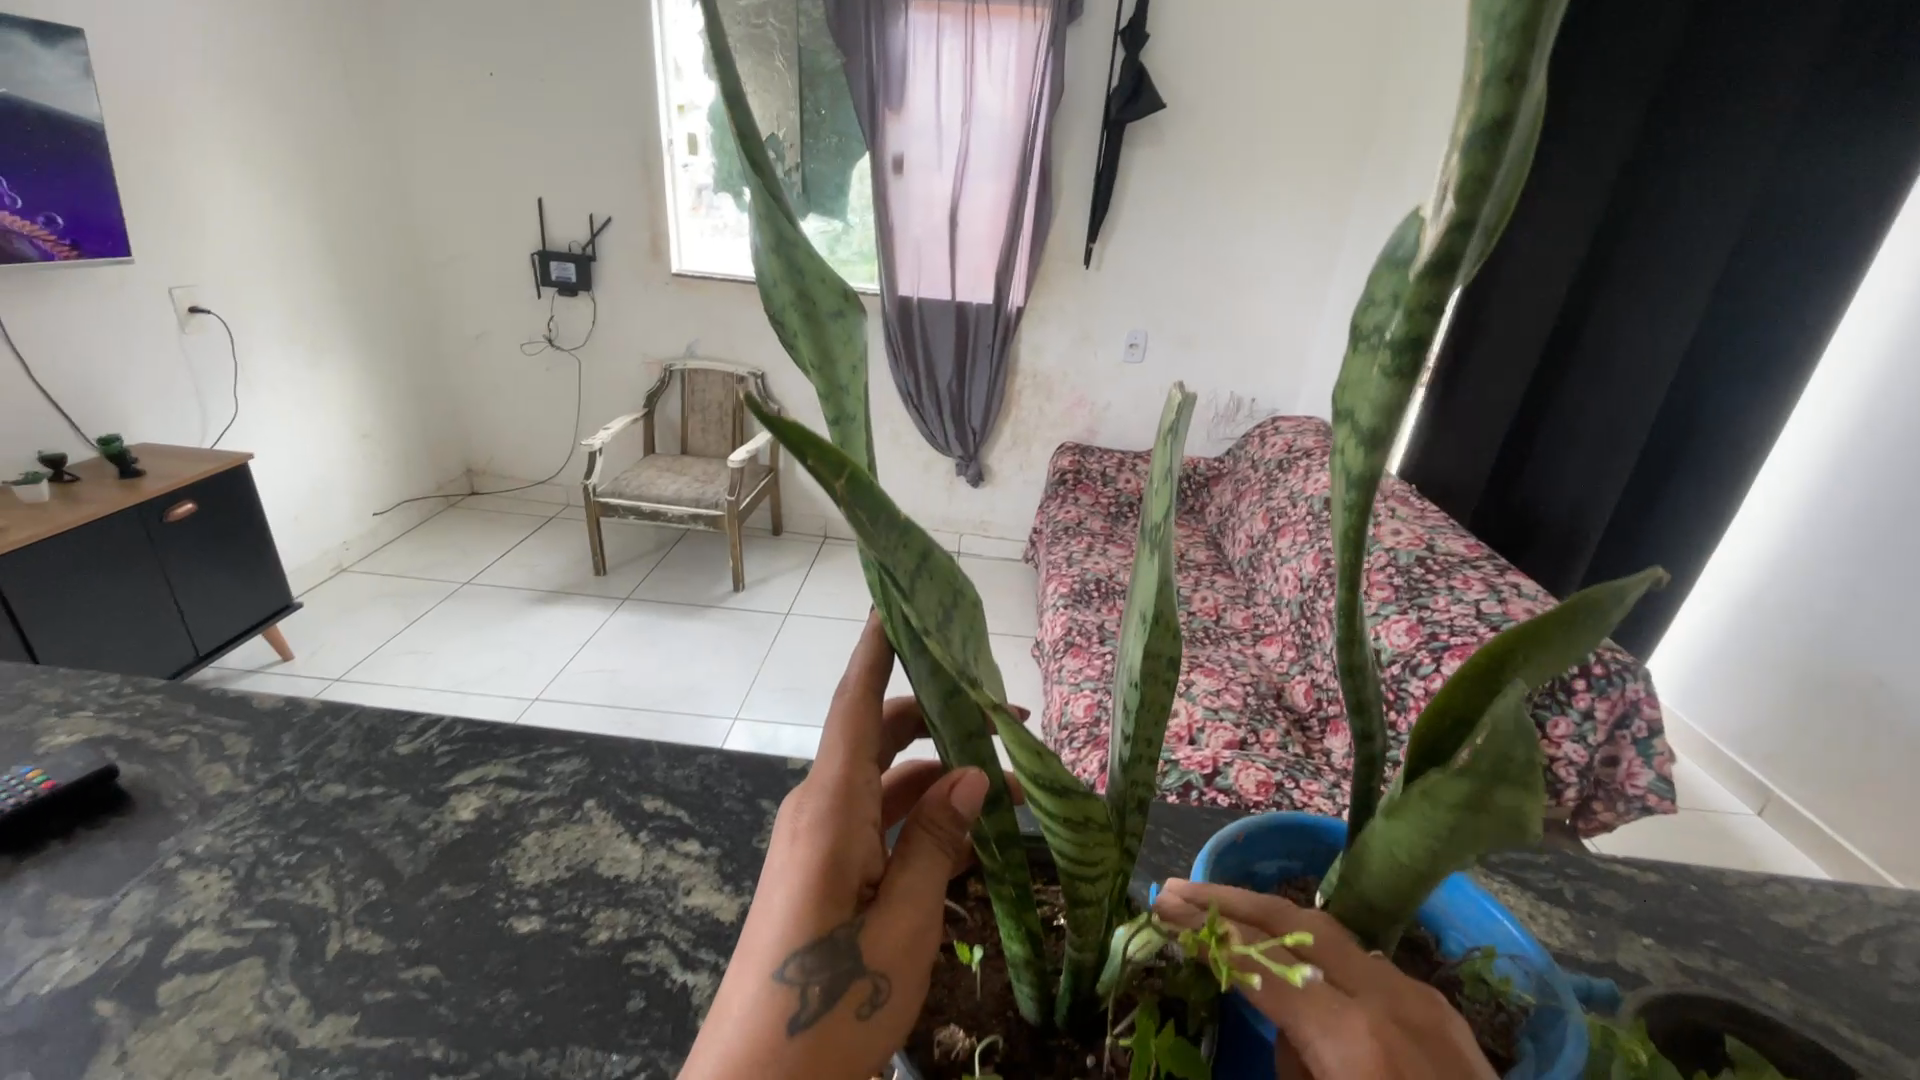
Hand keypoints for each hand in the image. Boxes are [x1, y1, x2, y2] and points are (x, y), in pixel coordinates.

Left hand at [679, 613, 999, 1079]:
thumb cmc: (830, 1001)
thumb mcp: (903, 922)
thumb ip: (937, 841)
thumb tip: (976, 775)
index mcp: (831, 806)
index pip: (856, 702)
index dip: (878, 649)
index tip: (899, 601)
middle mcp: (819, 808)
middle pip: (878, 736)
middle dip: (939, 718)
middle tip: (1008, 716)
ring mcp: (818, 841)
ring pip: (884, 783)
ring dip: (939, 777)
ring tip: (1011, 784)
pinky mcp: (822, 871)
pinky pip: (875, 822)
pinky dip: (919, 818)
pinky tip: (969, 833)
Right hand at [1152, 880, 1495, 1079]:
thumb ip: (1292, 1065)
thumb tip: (1287, 1031)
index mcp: (1351, 1039)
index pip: (1259, 963)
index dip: (1207, 933)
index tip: (1162, 909)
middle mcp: (1385, 999)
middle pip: (1293, 923)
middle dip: (1231, 900)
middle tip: (1177, 889)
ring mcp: (1419, 999)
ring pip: (1331, 934)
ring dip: (1273, 919)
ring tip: (1227, 913)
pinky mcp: (1439, 1011)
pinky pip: (1365, 963)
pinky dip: (1319, 951)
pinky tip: (1299, 962)